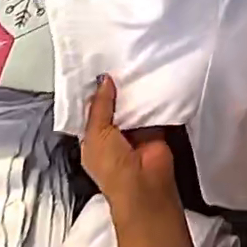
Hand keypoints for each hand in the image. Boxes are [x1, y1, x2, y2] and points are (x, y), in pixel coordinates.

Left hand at [80, 75, 180, 227]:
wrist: (143, 184)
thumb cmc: (111, 164)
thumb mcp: (96, 133)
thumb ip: (100, 105)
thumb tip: (104, 79)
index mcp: (93, 138)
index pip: (92, 110)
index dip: (94, 91)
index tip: (98, 67)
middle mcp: (113, 133)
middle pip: (114, 105)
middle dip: (116, 88)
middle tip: (118, 62)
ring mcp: (134, 131)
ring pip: (133, 105)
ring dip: (134, 90)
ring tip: (135, 65)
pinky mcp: (154, 127)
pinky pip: (152, 108)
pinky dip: (152, 96)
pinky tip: (150, 77)